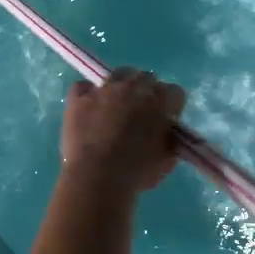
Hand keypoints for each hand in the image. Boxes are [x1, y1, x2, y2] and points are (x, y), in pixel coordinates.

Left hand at [59, 69, 185, 194]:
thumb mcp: (167, 159)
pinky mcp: (78, 98)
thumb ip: (170, 139)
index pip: (175, 93)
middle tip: (142, 115)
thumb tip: (166, 133)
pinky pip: (84, 86)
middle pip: (147, 78)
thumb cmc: (137, 172)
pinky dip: (87, 94)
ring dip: (121, 87)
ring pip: (118, 75)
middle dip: (147, 93)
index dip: (172, 107)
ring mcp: (104, 90)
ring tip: (116, 107)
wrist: (97, 178)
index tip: (167, 122)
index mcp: (161, 101)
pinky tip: (89, 107)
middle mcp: (134, 87)